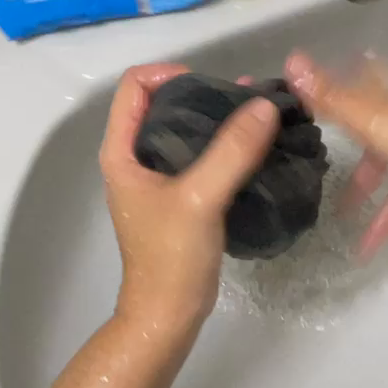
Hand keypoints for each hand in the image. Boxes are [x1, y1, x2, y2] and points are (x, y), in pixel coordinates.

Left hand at [100, 63, 281, 328]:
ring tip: (258, 117)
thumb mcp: (200, 198)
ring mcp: (157, 181)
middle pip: (163, 105)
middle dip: (203, 94)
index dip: (169, 74)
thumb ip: (231, 151)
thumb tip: (265, 106)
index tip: (211, 85)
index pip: (134, 86)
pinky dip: (224, 148)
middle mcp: (135, 160)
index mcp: (121, 152)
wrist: (169, 313)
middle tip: (245, 99)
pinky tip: (255, 149)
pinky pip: (200, 159)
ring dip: (218, 122)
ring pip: (184, 133)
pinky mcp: (180, 199)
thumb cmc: (171, 257)